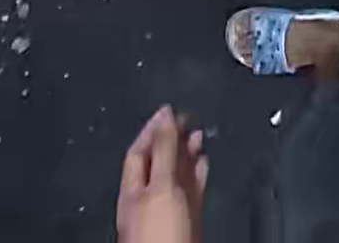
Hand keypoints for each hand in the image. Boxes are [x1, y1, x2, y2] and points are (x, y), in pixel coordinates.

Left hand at [117, 105, 207, 242]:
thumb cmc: (160, 231)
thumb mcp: (160, 185)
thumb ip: (163, 149)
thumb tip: (165, 114)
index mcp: (133, 190)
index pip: (138, 151)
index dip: (152, 128)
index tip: (170, 108)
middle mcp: (147, 198)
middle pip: (157, 161)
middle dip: (172, 138)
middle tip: (189, 117)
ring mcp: (165, 210)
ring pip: (175, 175)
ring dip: (186, 153)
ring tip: (200, 134)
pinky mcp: (184, 220)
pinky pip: (189, 191)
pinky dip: (197, 173)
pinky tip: (205, 162)